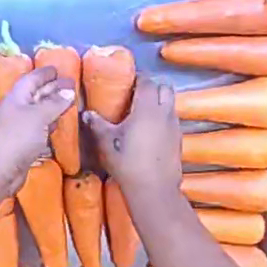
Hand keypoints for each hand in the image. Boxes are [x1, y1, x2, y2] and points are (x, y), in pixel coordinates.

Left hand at [0, 66, 74, 193]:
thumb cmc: (16, 138)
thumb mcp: (37, 116)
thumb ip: (53, 103)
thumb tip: (68, 91)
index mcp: (15, 98)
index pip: (31, 79)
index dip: (44, 73)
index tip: (58, 69)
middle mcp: (15, 110)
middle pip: (35, 95)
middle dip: (52, 88)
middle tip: (70, 85)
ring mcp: (16, 128)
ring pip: (37, 112)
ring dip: (51, 106)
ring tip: (68, 102)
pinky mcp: (21, 144)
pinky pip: (37, 128)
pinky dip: (48, 123)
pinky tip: (56, 124)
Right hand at [83, 75, 180, 202]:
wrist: (153, 189)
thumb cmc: (127, 161)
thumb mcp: (106, 142)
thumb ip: (97, 124)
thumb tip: (87, 113)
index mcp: (147, 108)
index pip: (147, 82)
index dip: (138, 78)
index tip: (126, 80)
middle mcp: (165, 112)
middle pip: (165, 87)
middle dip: (152, 86)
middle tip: (135, 94)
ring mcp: (175, 126)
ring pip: (171, 103)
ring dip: (159, 101)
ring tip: (141, 112)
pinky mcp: (179, 139)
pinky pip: (172, 119)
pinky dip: (163, 117)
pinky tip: (149, 131)